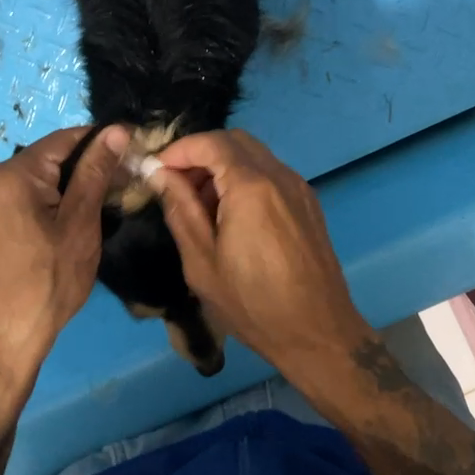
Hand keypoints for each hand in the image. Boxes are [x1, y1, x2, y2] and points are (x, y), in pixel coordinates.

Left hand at [0, 124, 126, 372]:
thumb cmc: (46, 284)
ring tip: (100, 207)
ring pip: (35, 182)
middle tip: (121, 186)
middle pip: (48, 159)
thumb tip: (115, 130)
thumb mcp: (79, 225)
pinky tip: (66, 227)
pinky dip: (46, 205)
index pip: (65, 138)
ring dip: (67, 188)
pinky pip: (19, 203)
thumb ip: (95, 173)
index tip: (133, 153)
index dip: (102, 142)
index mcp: (13, 174)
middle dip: (86, 167)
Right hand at [150, 129, 373, 374]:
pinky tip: (232, 214)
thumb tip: (160, 175)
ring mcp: (298, 186)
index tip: (155, 170)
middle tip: (176, 184)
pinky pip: (270, 172)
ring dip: (223, 165)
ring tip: (200, 204)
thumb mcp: (202, 262)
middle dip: (201, 153)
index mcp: (251, 187)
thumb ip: (180, 210)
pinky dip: (245, 177)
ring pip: (254, 154)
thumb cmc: (253, 304)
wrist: (318, 333)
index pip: (210, 142)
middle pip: (234, 140)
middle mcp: (278, 175)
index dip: (178, 150)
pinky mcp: (308, 201)